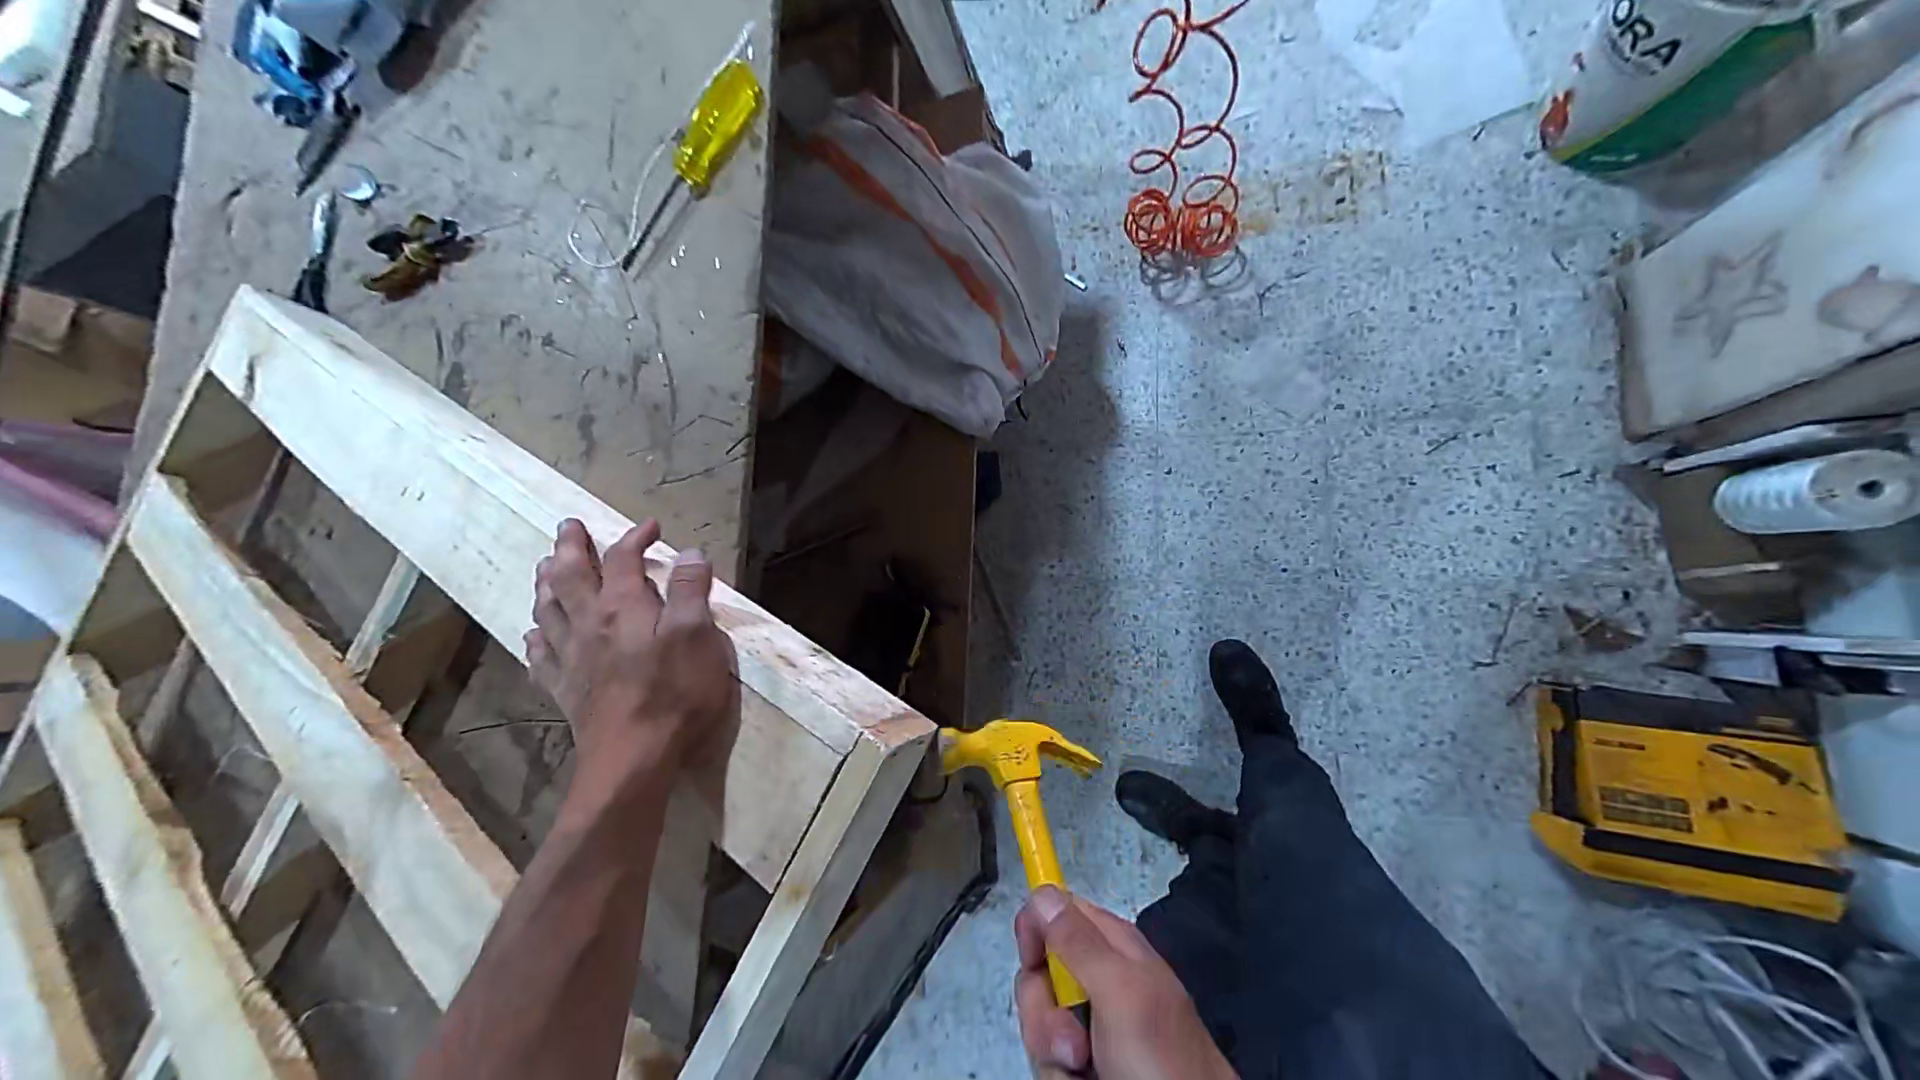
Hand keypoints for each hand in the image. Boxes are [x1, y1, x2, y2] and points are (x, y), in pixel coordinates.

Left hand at [526, 518, 737, 800]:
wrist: (633, 757)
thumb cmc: (673, 692)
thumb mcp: (697, 636)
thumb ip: (691, 591)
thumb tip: (690, 552)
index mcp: (622, 607)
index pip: (623, 559)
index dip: (635, 537)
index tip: (652, 526)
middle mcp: (588, 624)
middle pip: (571, 576)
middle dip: (570, 547)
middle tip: (568, 526)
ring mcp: (571, 658)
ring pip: (548, 610)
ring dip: (546, 583)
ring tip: (545, 567)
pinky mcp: (564, 690)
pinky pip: (541, 656)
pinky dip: (537, 637)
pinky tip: (535, 635)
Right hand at [1014, 886, 1237, 1079]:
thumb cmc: (1161, 1061)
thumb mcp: (1120, 992)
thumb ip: (1078, 942)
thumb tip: (1042, 891)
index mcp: (1111, 946)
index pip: (1056, 911)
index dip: (1036, 930)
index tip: (1033, 959)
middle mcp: (1097, 979)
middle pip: (1039, 975)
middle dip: (1045, 1014)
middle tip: (1076, 1044)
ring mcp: (1092, 1024)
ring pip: (1040, 1022)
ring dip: (1053, 1054)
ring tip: (1086, 1071)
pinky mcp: (1087, 1062)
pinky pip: (1050, 1060)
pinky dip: (1062, 1077)